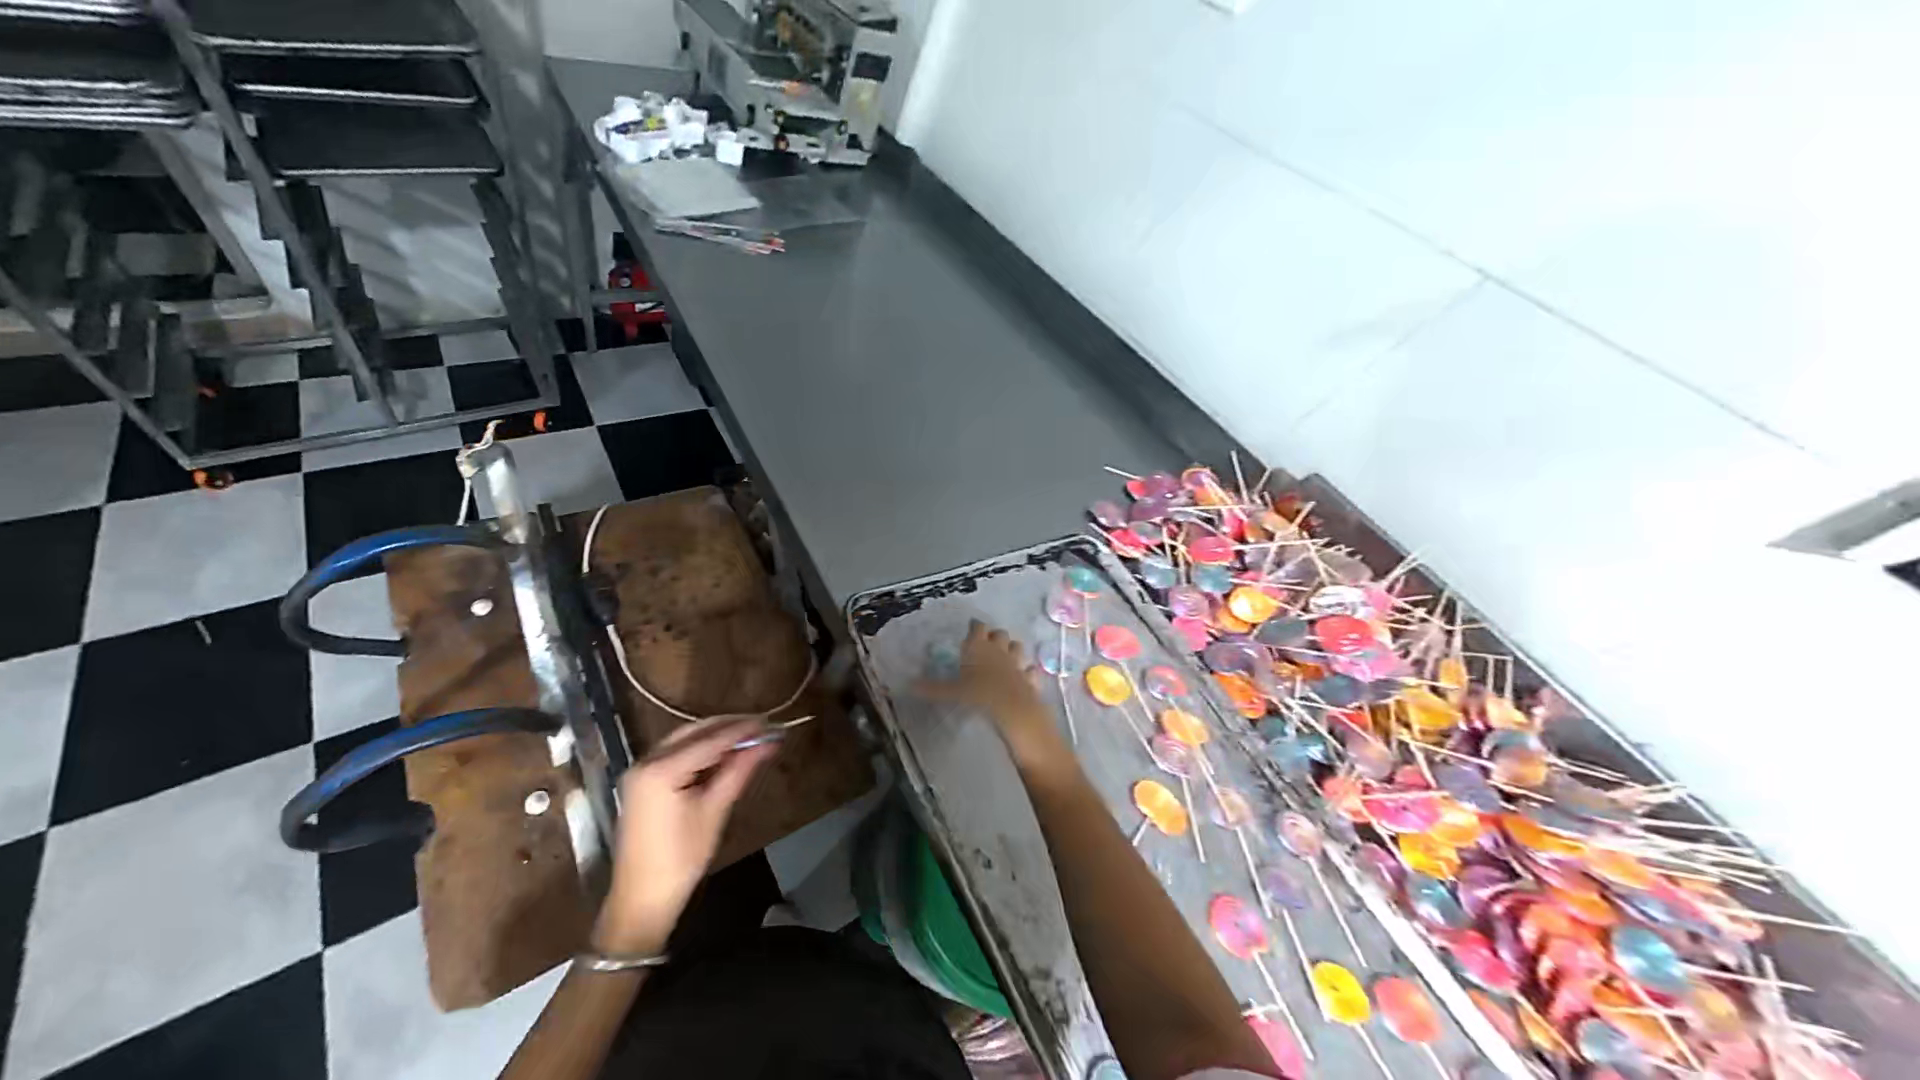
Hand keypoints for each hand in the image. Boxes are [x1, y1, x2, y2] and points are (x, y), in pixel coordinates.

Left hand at [592, 716, 775, 955]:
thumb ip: (739, 770)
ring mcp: (641, 771)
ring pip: (685, 740)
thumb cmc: (681, 859)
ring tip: (748, 738)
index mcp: (661, 769)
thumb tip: (768, 743)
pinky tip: (723, 754)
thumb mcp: (714, 811)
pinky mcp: (643, 782)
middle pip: (694, 732)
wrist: (642, 900)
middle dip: (728, 727)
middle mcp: (647, 761)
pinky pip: (676, 754)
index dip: (742, 729)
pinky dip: (701, 751)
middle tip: (762, 726)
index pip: (710, 739)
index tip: (770, 722)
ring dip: (715, 737)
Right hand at [917, 621, 1072, 771]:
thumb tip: (909, 685)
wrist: (1011, 707)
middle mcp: (998, 650)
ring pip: (1017, 647)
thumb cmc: (978, 693)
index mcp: (978, 647)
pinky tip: (1024, 676)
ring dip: (1013, 649)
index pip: (978, 627)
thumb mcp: (952, 692)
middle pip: (1000, 634)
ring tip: (1007, 656)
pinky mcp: (1029, 677)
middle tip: (988, 643)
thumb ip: (933, 688)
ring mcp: (1016, 662)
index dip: (975, 626)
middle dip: (995, 636)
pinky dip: (1028, 672)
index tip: (972, 627)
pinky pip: (1030, 670)